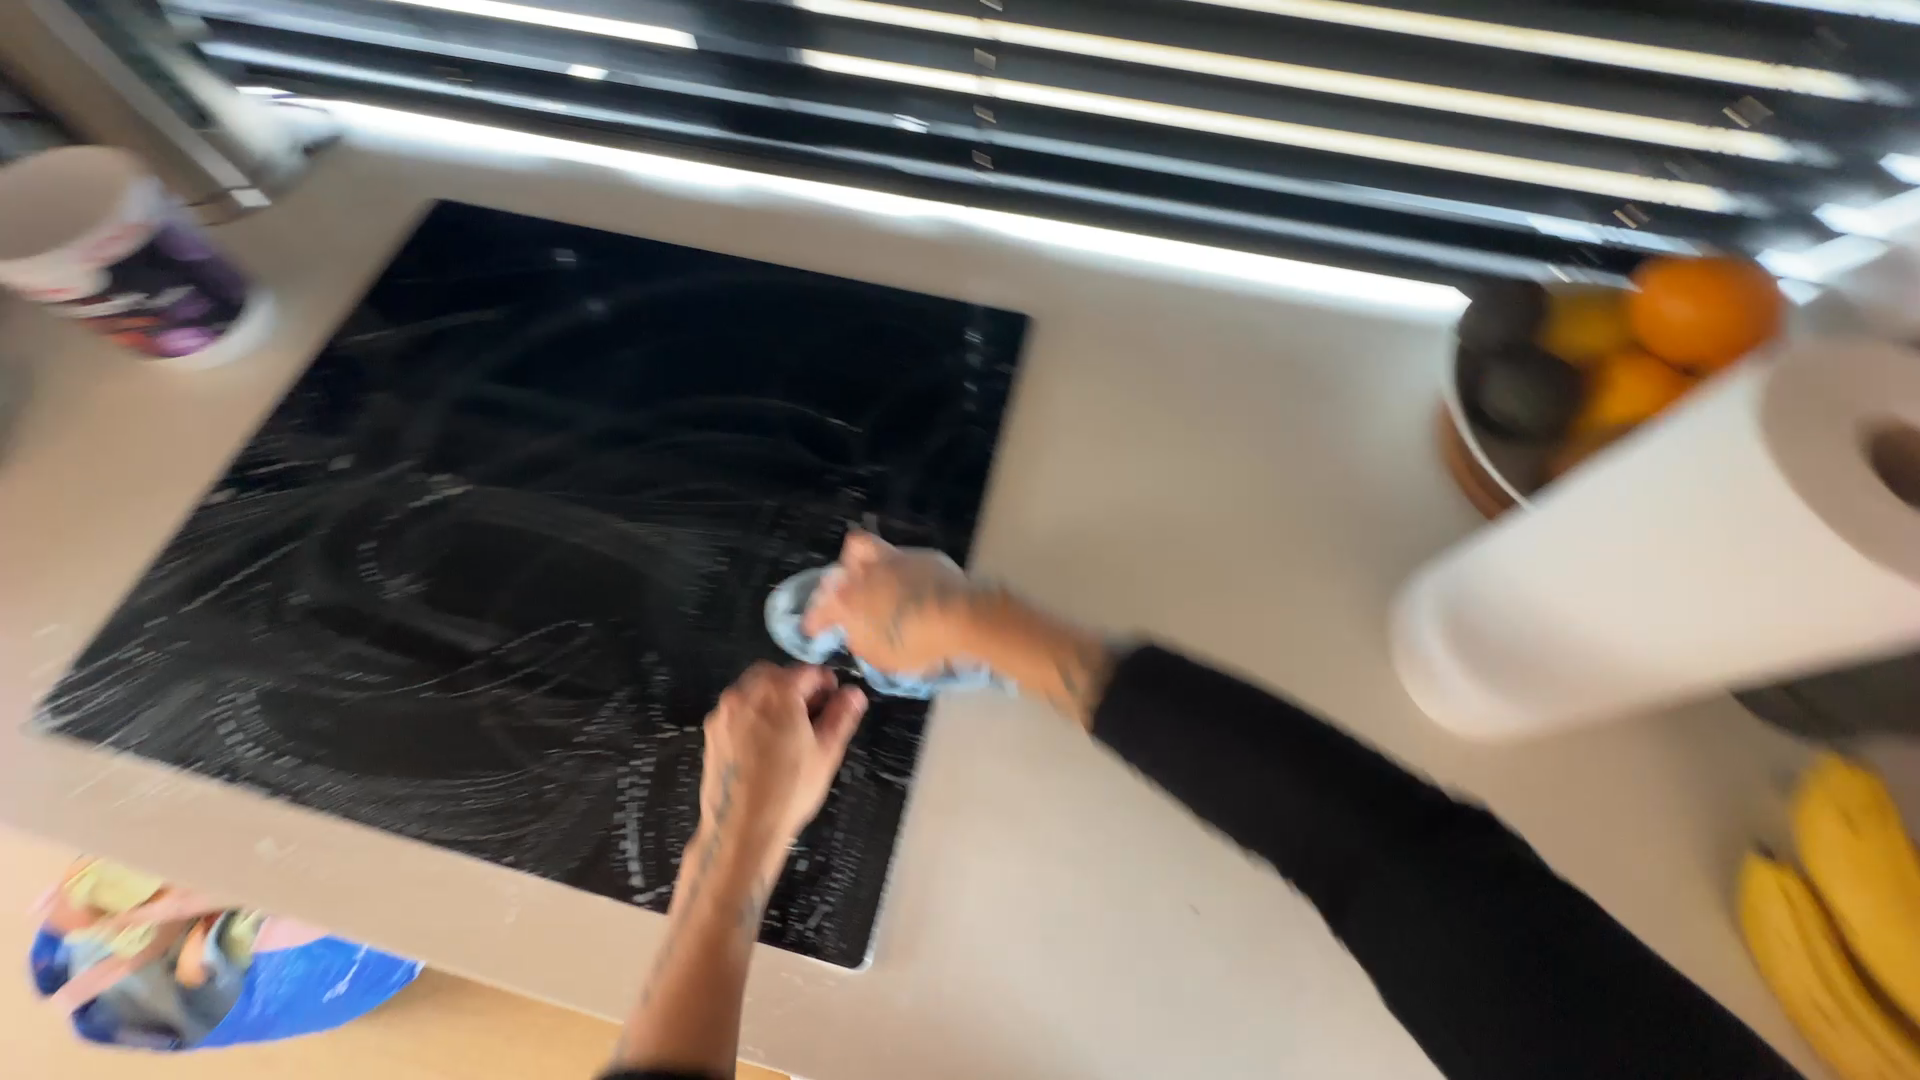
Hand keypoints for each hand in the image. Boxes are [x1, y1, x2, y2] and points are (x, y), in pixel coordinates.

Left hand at [699, 662, 867, 864]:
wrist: (742, 829)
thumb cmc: (790, 789)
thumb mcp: (827, 751)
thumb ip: (842, 715)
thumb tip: (854, 694)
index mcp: (777, 691)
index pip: (808, 672)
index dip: (827, 683)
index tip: (836, 699)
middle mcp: (746, 694)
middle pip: (775, 674)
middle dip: (797, 686)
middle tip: (814, 711)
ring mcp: (724, 713)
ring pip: (753, 690)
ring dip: (774, 698)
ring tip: (791, 728)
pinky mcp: (712, 733)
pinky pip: (738, 710)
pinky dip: (755, 714)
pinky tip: (767, 743)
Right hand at [803, 531, 978, 677]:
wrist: (960, 616)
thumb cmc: (916, 643)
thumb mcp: (881, 657)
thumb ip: (862, 642)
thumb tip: (857, 632)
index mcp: (848, 600)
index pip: (819, 609)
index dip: (814, 621)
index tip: (814, 629)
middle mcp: (864, 573)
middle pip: (836, 573)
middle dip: (834, 589)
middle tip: (843, 601)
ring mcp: (894, 558)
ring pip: (863, 547)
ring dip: (859, 563)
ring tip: (868, 578)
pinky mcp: (922, 556)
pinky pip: (901, 558)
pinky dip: (898, 570)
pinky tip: (908, 583)